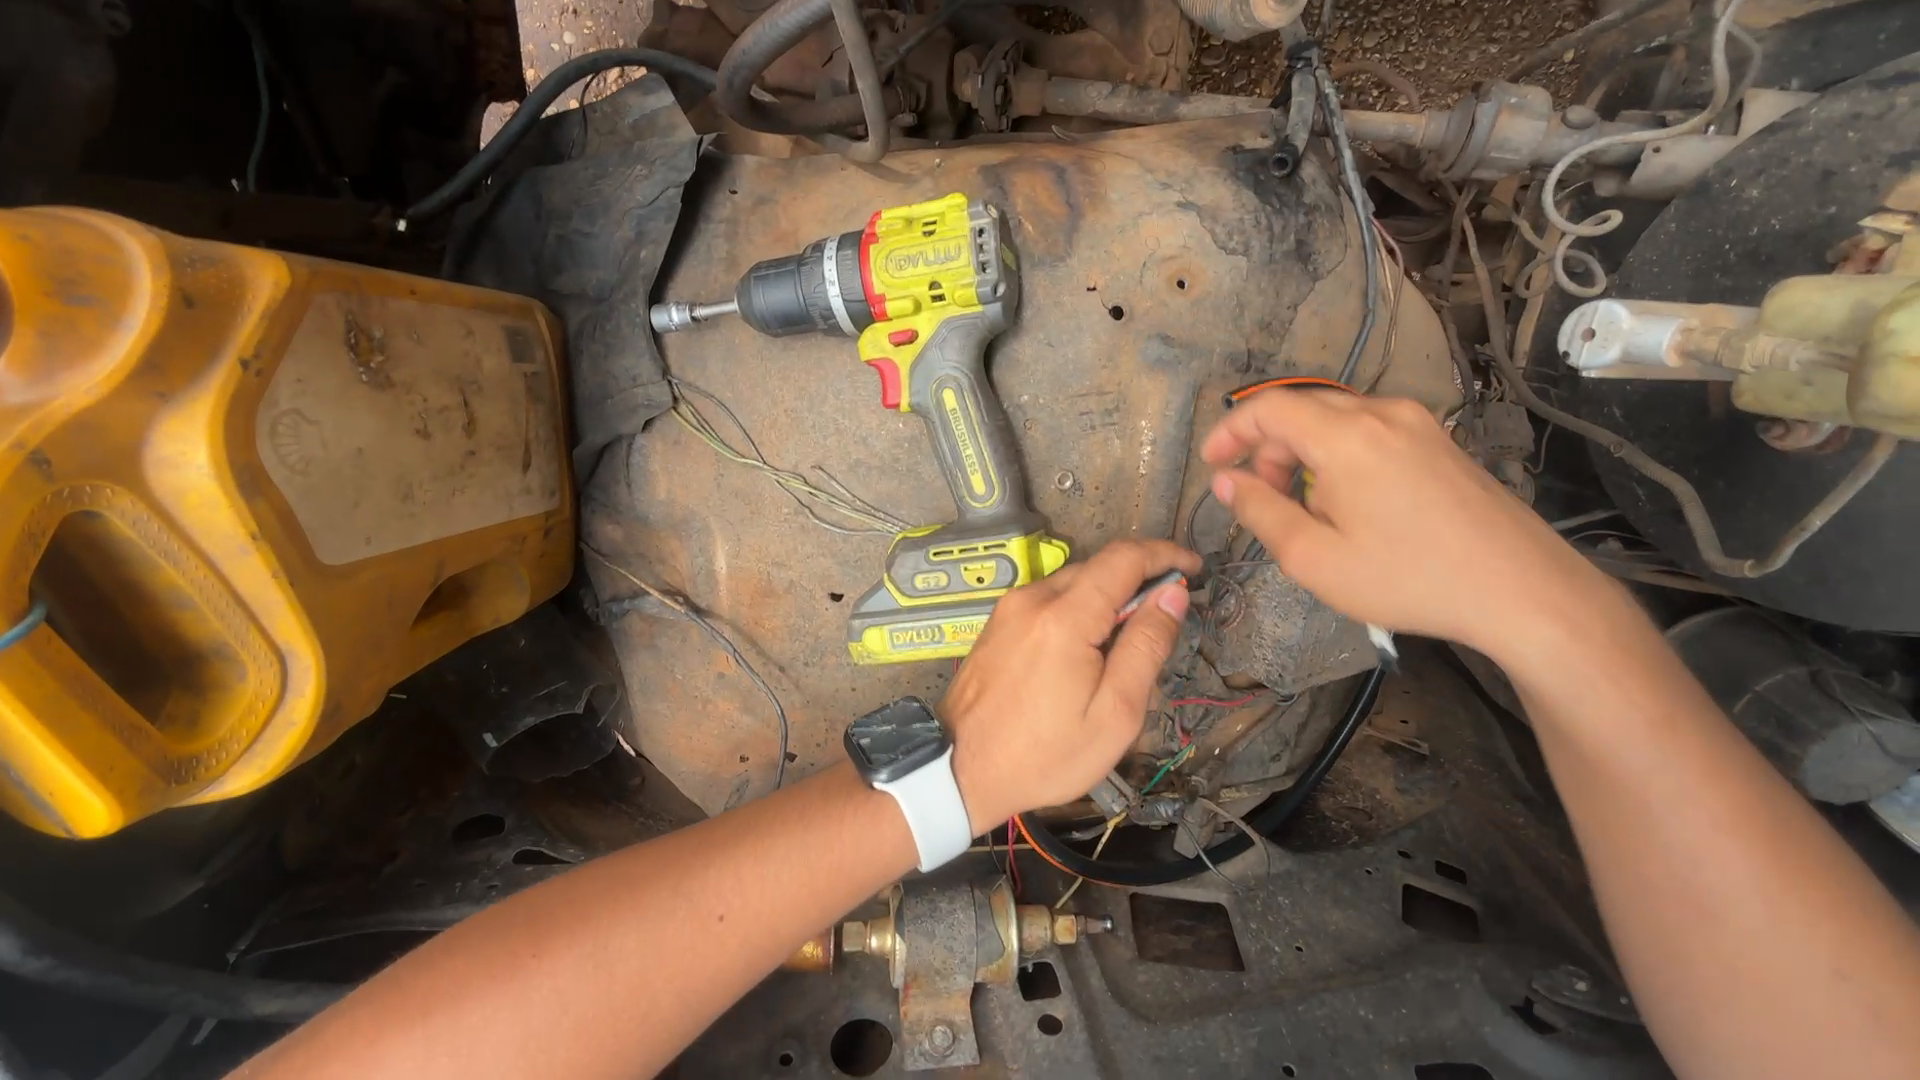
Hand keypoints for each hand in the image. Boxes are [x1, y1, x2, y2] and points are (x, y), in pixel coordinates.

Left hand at [942, 539, 1199, 833]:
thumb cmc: (1045, 754)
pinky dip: (1079, 612)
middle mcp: (1034, 598)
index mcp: (1065, 616)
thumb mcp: (1115, 713)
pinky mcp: (998, 623)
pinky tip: (1084, 654)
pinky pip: (1049, 601)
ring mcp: (1010, 608)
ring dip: (1108, 601)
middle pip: (1099, 568)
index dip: (1165, 555)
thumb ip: (1146, 647)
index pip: (1125, 558)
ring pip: (1073, 584)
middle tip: (1162, 626)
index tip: (1193, 569)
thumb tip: (1172, 595)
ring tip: (1122, 652)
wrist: (959, 770)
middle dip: (1139, 584)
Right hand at [1200, 391, 1617, 662]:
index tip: (1212, 465)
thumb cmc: (1407, 577)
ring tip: (1305, 509)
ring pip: (1337, 420)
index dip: (1231, 431)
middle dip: (1267, 448)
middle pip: (1302, 410)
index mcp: (1346, 436)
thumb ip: (1260, 511)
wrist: (1521, 589)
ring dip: (1304, 453)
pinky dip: (1339, 456)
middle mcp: (1382, 414)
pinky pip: (1370, 432)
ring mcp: (1418, 424)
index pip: (1270, 408)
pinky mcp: (1439, 442)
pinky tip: (1348, 503)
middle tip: (1261, 498)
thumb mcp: (1314, 557)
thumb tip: (1226, 480)